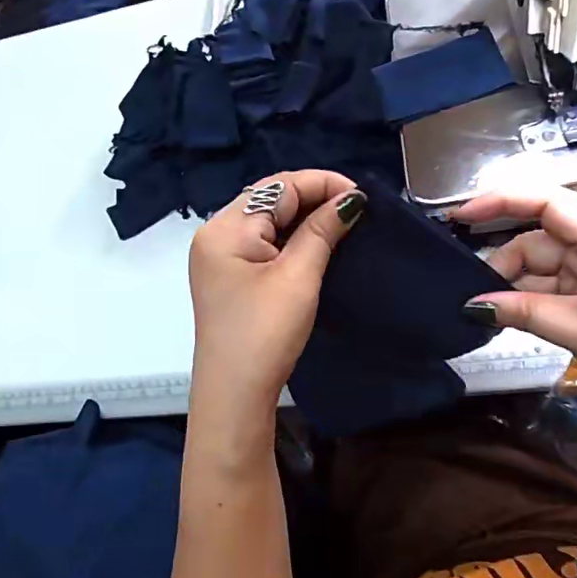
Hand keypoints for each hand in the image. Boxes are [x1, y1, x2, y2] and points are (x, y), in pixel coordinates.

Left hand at [189, 171, 366, 410]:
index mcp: (224, 229)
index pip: (277, 187)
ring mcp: (218, 256)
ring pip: (266, 219)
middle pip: (268, 198)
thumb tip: (350, 199)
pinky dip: (289, 238)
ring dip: (303, 217)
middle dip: (313, 197)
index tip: (362, 195)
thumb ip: (321, 231)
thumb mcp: (297, 278)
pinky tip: (316, 242)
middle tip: (356, 209)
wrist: (235, 393)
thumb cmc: (264, 334)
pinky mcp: (228, 276)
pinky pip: (261, 242)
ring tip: (342, 222)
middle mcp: (214, 234)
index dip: (321, 184)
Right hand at [452, 188, 576, 416]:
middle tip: (474, 294)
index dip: (502, 201)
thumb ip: (521, 311)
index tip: (461, 214)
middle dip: (506, 262)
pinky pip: (553, 285)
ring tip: (487, 310)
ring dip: (515, 284)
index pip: (550, 202)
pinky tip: (507, 314)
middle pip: (541, 237)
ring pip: (543, 264)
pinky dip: (529, 298)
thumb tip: (471, 305)